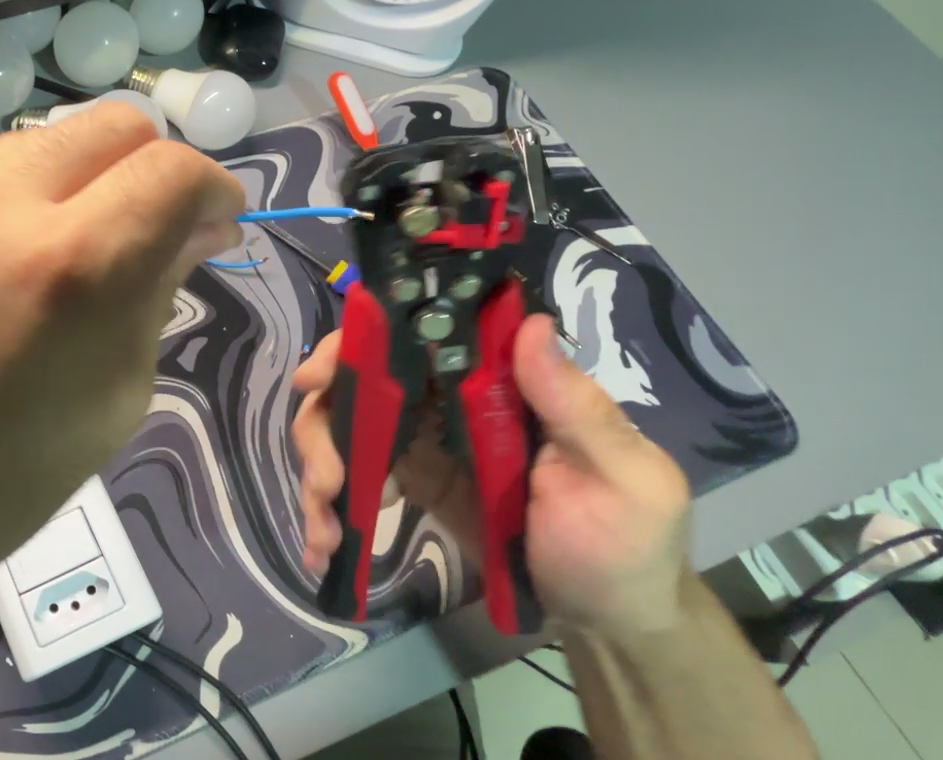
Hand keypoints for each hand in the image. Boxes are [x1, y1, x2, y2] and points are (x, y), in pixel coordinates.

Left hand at [0, 104, 244, 683]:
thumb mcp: (118, 392)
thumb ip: (159, 288)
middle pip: (113, 124)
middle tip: (153, 227)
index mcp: (72, 265)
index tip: (215, 222)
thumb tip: (196, 226)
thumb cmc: (7, 479)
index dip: (214, 189)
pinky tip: (12, 255)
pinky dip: (23, 196)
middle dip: (153, 167)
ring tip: (79, 241)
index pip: (173, 170)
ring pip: (47, 140)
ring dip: (85, 176)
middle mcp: (0, 205)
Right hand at [291, 315, 693, 638]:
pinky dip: (327, 504)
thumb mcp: (624, 480)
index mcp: (497, 380)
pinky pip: (351, 470)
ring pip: (342, 422)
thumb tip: (530, 324)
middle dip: (321, 421)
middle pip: (357, 378)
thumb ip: (578, 409)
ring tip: (325, 527)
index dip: (354, 344)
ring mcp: (422, 436)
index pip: (414, 333)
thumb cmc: (625, 543)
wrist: (605, 617)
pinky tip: (323, 545)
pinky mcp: (406, 476)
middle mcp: (449, 395)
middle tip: (324, 478)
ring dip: (318, 466)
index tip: (317, 377)